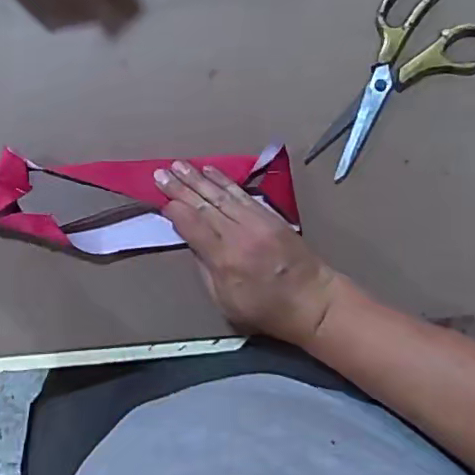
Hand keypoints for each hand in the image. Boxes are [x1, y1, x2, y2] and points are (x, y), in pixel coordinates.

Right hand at [156, 161, 339, 347]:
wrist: (314, 302)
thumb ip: (205, 269)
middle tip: (160, 172)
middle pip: (204, 205)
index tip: (160, 198)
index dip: (175, 210)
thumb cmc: (266, 310)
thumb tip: (192, 241)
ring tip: (179, 164)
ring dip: (198, 177)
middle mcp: (240, 235)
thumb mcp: (226, 302)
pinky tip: (210, 170)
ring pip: (221, 194)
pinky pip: (241, 193)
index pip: (193, 226)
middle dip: (180, 187)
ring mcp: (257, 222)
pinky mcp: (270, 215)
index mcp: (226, 260)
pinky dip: (223, 180)